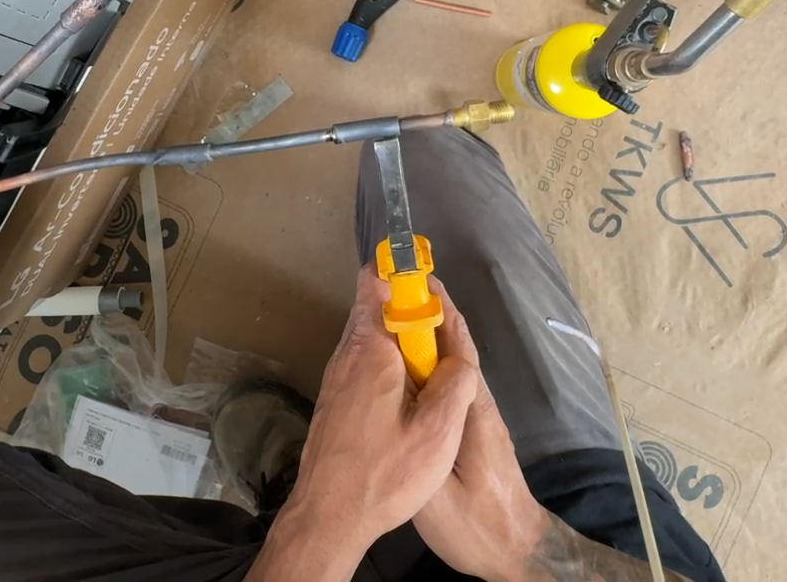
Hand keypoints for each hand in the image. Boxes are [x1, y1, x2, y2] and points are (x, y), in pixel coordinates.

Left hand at [250, 267, 480, 578]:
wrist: (327, 515)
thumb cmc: (383, 473)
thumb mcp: (436, 434)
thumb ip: (455, 385)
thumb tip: (459, 358)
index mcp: (371, 348)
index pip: (375, 282)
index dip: (401, 270)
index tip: (427, 276)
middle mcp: (348, 351)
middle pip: (375, 305)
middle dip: (407, 307)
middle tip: (439, 330)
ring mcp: (337, 374)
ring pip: (369, 333)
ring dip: (398, 336)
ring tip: (429, 363)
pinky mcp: (335, 395)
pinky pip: (363, 358)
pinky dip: (386, 359)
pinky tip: (406, 391)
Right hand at [411, 290, 550, 580]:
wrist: (519, 550)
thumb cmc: (479, 524)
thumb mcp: (439, 497)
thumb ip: (421, 448)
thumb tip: (396, 404)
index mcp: (471, 408)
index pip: (457, 346)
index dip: (438, 310)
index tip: (414, 281)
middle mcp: (477, 400)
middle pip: (454, 344)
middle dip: (427, 311)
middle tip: (391, 289)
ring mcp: (477, 411)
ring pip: (451, 359)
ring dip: (426, 332)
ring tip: (389, 315)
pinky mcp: (471, 423)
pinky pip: (448, 378)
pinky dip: (427, 358)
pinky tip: (402, 363)